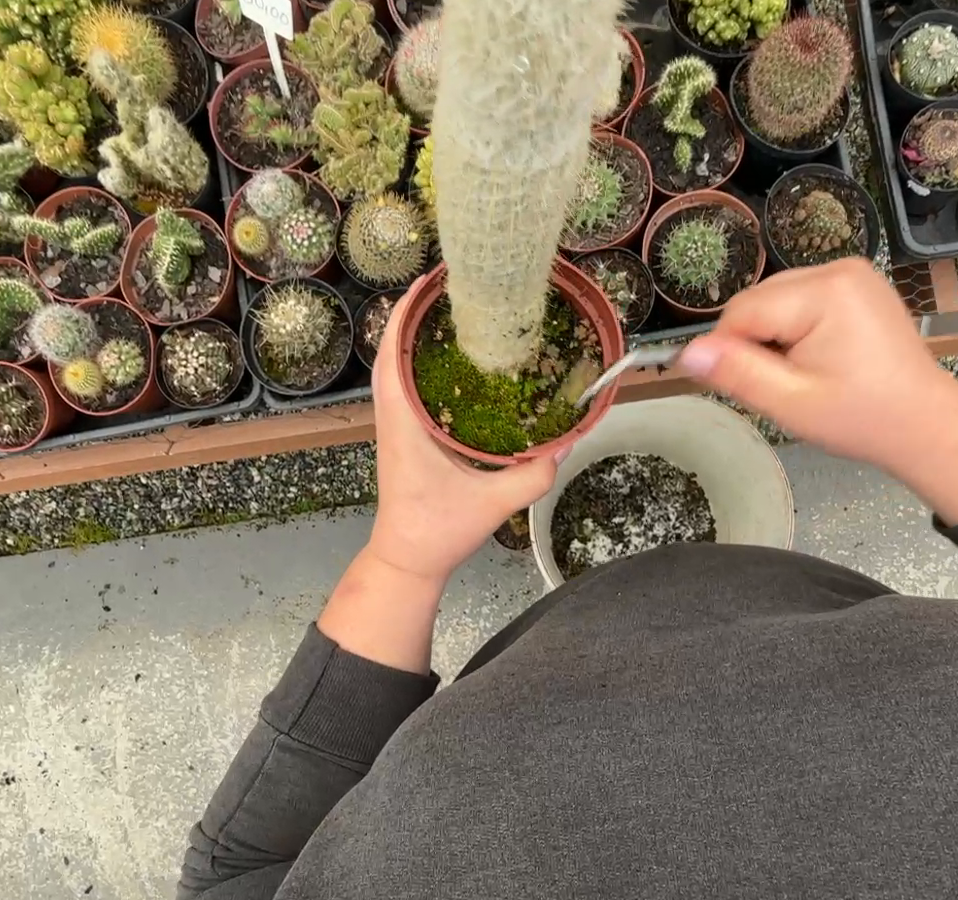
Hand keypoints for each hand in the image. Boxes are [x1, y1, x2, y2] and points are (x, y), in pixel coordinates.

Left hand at [363, 277, 560, 586]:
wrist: (408, 559)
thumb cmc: (437, 532)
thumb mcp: (493, 505)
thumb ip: (531, 476)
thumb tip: (565, 444)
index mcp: (404, 423)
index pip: (393, 355)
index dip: (406, 313)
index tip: (429, 282)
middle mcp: (393, 416)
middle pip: (393, 350)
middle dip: (414, 313)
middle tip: (451, 286)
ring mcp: (395, 426)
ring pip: (395, 367)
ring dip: (415, 335)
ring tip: (450, 310)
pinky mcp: (403, 435)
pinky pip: (404, 386)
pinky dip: (419, 362)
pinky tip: (450, 359)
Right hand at [677, 260, 957, 523]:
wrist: (922, 422)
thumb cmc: (860, 418)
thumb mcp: (790, 403)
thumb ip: (737, 373)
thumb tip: (687, 353)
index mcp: (825, 292)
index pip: (741, 312)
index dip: (731, 352)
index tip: (750, 387)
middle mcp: (837, 268)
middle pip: (757, 301)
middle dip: (755, 343)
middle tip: (783, 385)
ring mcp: (850, 272)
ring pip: (773, 300)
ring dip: (772, 337)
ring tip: (802, 373)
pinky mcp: (855, 283)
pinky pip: (798, 300)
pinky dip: (792, 329)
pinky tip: (814, 358)